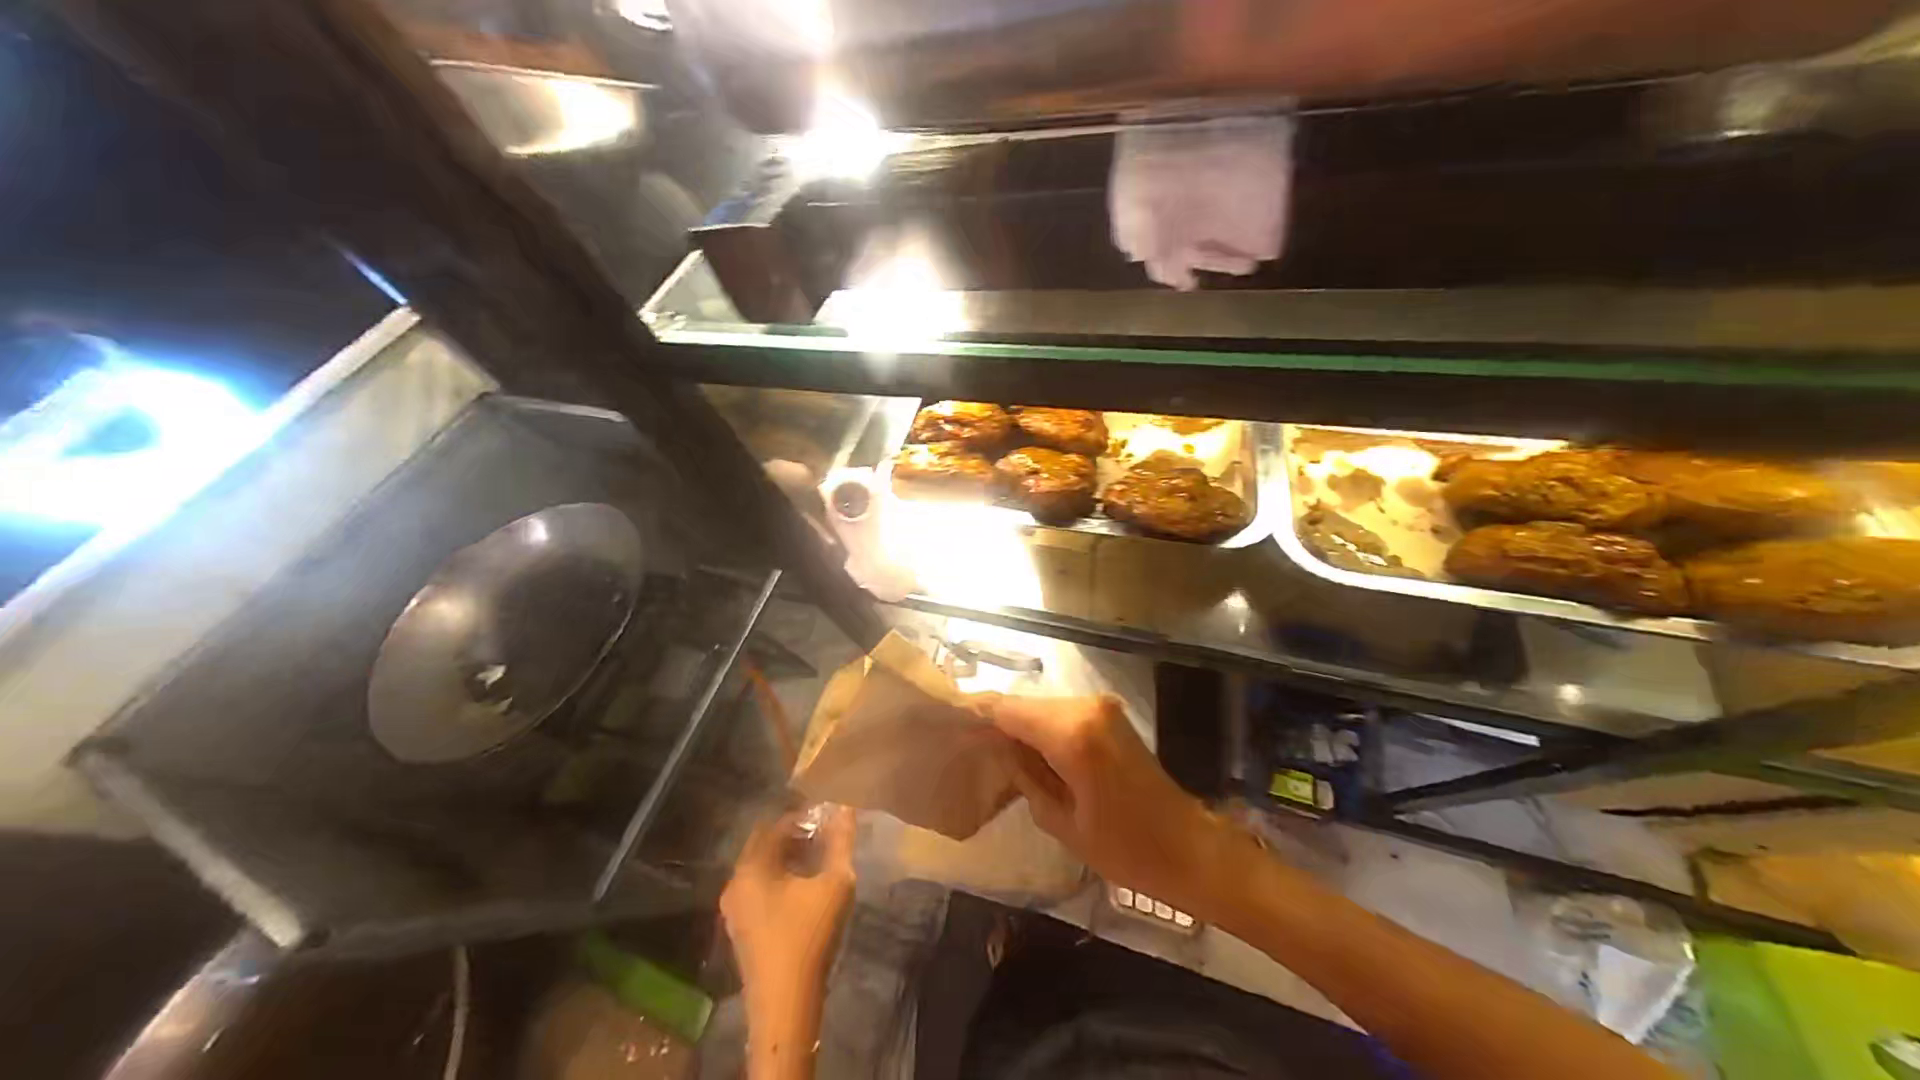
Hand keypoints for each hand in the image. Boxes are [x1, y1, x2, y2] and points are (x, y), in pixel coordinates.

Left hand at [721, 805, 856, 1002]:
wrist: (786, 1004)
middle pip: (763, 845)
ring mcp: (734, 909)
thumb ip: (841, 843)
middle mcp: (735, 882)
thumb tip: (845, 809)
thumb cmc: (810, 936)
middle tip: (824, 838)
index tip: (827, 819)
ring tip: (818, 862)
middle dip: (793, 837)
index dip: (802, 817)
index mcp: (752, 867)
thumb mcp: (835, 884)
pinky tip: (803, 891)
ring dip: (786, 859)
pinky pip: (757, 889)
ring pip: (760, 868)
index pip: (774, 825)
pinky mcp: (740, 929)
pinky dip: (778, 880)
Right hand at [983, 694, 1256, 920]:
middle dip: (995, 721)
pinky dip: (1040, 729)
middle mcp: (1086, 707)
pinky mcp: (1109, 716)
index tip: (947, 727)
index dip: (975, 716)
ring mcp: (1101, 708)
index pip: (1007, 709)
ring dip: (1018, 725)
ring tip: (991, 752)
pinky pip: (1062, 714)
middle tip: (966, 745)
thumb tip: (996, 749)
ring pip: (1041, 707)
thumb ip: (1024, 776)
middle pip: (1023, 704)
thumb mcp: (1062, 820)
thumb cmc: (1126, 848)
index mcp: (1072, 732)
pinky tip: (1026, 752)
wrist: (1191, 849)